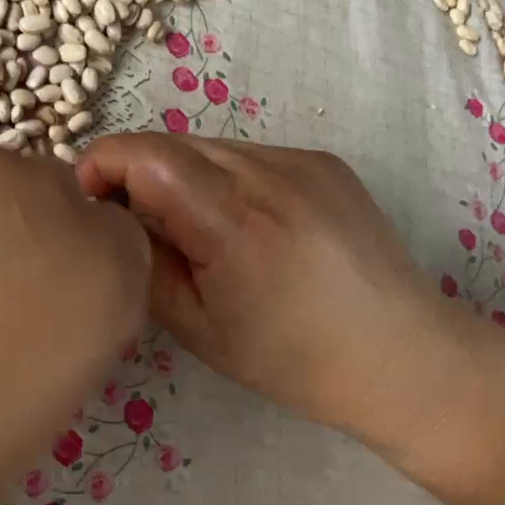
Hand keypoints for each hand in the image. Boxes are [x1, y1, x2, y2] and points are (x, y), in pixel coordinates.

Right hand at [76, 133, 473, 450]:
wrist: (411, 361)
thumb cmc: (296, 362)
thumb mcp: (197, 328)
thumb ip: (144, 260)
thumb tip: (110, 216)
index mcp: (235, 225)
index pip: (143, 154)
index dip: (101, 165)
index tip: (93, 203)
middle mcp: (269, 176)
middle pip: (167, 142)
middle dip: (133, 171)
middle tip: (133, 222)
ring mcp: (300, 161)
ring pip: (204, 144)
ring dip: (177, 173)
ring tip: (191, 226)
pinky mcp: (322, 160)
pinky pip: (243, 153)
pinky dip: (219, 176)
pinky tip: (239, 221)